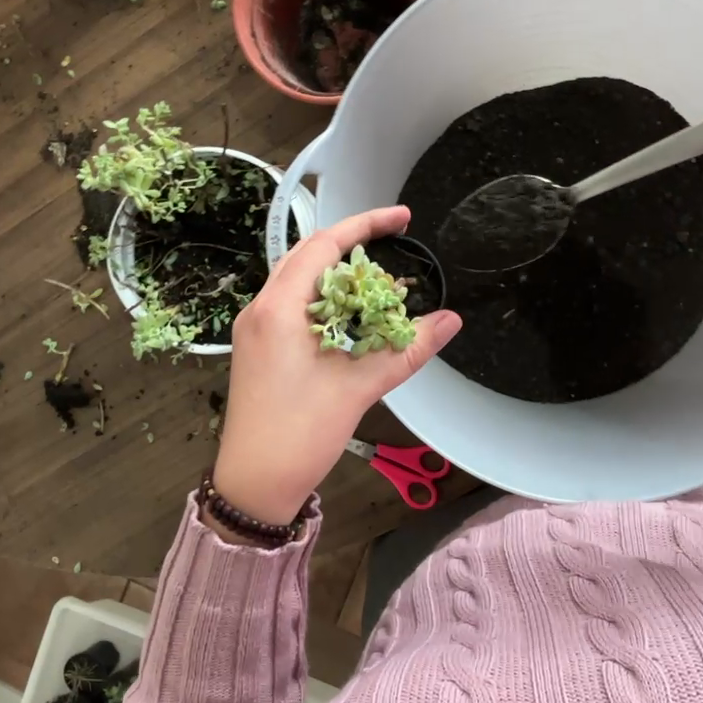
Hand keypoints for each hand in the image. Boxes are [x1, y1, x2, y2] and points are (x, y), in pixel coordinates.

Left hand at [212, 206, 462, 525]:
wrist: (253, 484)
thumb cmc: (298, 434)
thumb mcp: (359, 388)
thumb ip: (406, 350)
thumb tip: (449, 320)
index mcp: (278, 309)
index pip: (324, 245)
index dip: (366, 225)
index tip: (402, 218)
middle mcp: (260, 309)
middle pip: (307, 255)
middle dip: (352, 246)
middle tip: (395, 247)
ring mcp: (254, 329)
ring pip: (299, 281)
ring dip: (339, 276)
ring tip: (380, 283)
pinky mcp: (258, 349)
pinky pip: (292, 306)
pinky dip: (325, 301)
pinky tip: (352, 316)